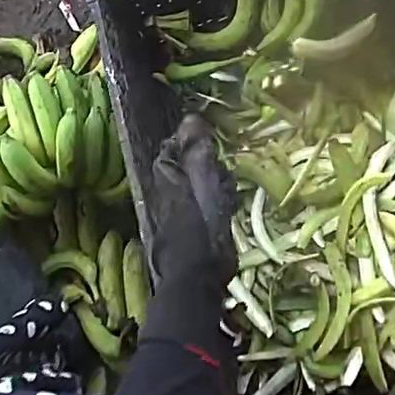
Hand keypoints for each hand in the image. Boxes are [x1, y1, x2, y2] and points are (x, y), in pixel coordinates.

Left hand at [141, 115, 237, 353]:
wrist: (196, 278)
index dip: (193, 142)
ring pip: (198, 187)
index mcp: (165, 178)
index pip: (173, 147)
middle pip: (188, 167)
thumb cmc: (199, 226)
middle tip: (224, 175)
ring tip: (229, 194)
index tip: (212, 144)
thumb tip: (191, 117)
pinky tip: (229, 211)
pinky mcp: (188, 232)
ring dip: (216, 187)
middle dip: (209, 167)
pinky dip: (217, 205)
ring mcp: (175, 214)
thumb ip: (196, 151)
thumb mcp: (202, 181)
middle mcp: (165, 193)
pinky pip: (203, 207)